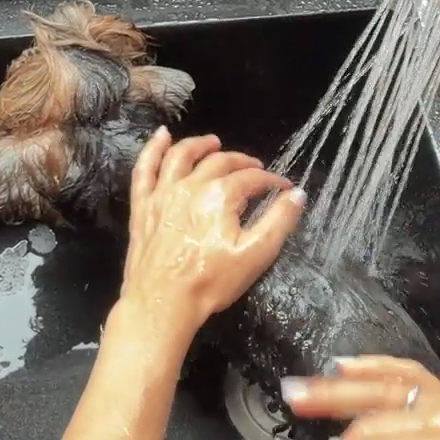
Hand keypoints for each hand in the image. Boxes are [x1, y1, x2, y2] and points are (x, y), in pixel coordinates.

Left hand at [119, 129, 304, 339]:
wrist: (162, 304)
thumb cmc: (211, 283)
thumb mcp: (255, 255)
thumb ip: (279, 221)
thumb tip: (297, 194)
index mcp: (220, 196)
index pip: (252, 178)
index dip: (271, 180)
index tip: (283, 186)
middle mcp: (191, 186)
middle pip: (220, 162)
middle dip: (242, 161)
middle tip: (255, 167)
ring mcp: (163, 194)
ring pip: (182, 156)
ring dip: (200, 145)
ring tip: (213, 142)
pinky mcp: (142, 206)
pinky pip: (145, 169)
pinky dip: (153, 149)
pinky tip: (162, 136)